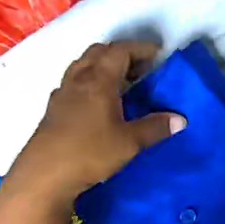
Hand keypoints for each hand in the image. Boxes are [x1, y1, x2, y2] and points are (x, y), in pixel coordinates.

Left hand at [4, 40, 184, 207]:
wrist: (44, 174)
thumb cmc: (89, 153)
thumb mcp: (128, 142)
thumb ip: (154, 128)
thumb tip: (180, 120)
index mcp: (98, 80)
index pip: (120, 50)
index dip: (140, 48)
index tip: (158, 54)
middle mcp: (78, 79)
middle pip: (99, 52)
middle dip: (121, 53)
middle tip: (140, 68)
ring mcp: (62, 93)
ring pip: (83, 65)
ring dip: (102, 65)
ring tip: (120, 82)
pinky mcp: (53, 109)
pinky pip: (73, 83)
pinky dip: (89, 82)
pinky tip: (96, 102)